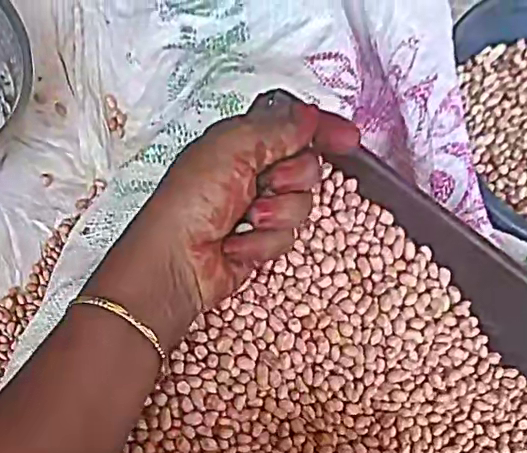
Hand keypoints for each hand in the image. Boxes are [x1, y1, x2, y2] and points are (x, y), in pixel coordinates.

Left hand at [88, 92, 359, 345]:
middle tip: (267, 185)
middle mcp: (253, 174)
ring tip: (247, 220)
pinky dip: (262, 244)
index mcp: (243, 141)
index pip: (293, 126)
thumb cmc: (191, 202)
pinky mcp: (259, 245)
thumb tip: (309, 117)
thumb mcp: (234, 147)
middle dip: (293, 178)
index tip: (348, 140)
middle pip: (306, 167)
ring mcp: (258, 211)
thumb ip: (278, 129)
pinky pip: (285, 239)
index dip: (322, 131)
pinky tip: (236, 246)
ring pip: (301, 207)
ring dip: (277, 214)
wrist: (177, 261)